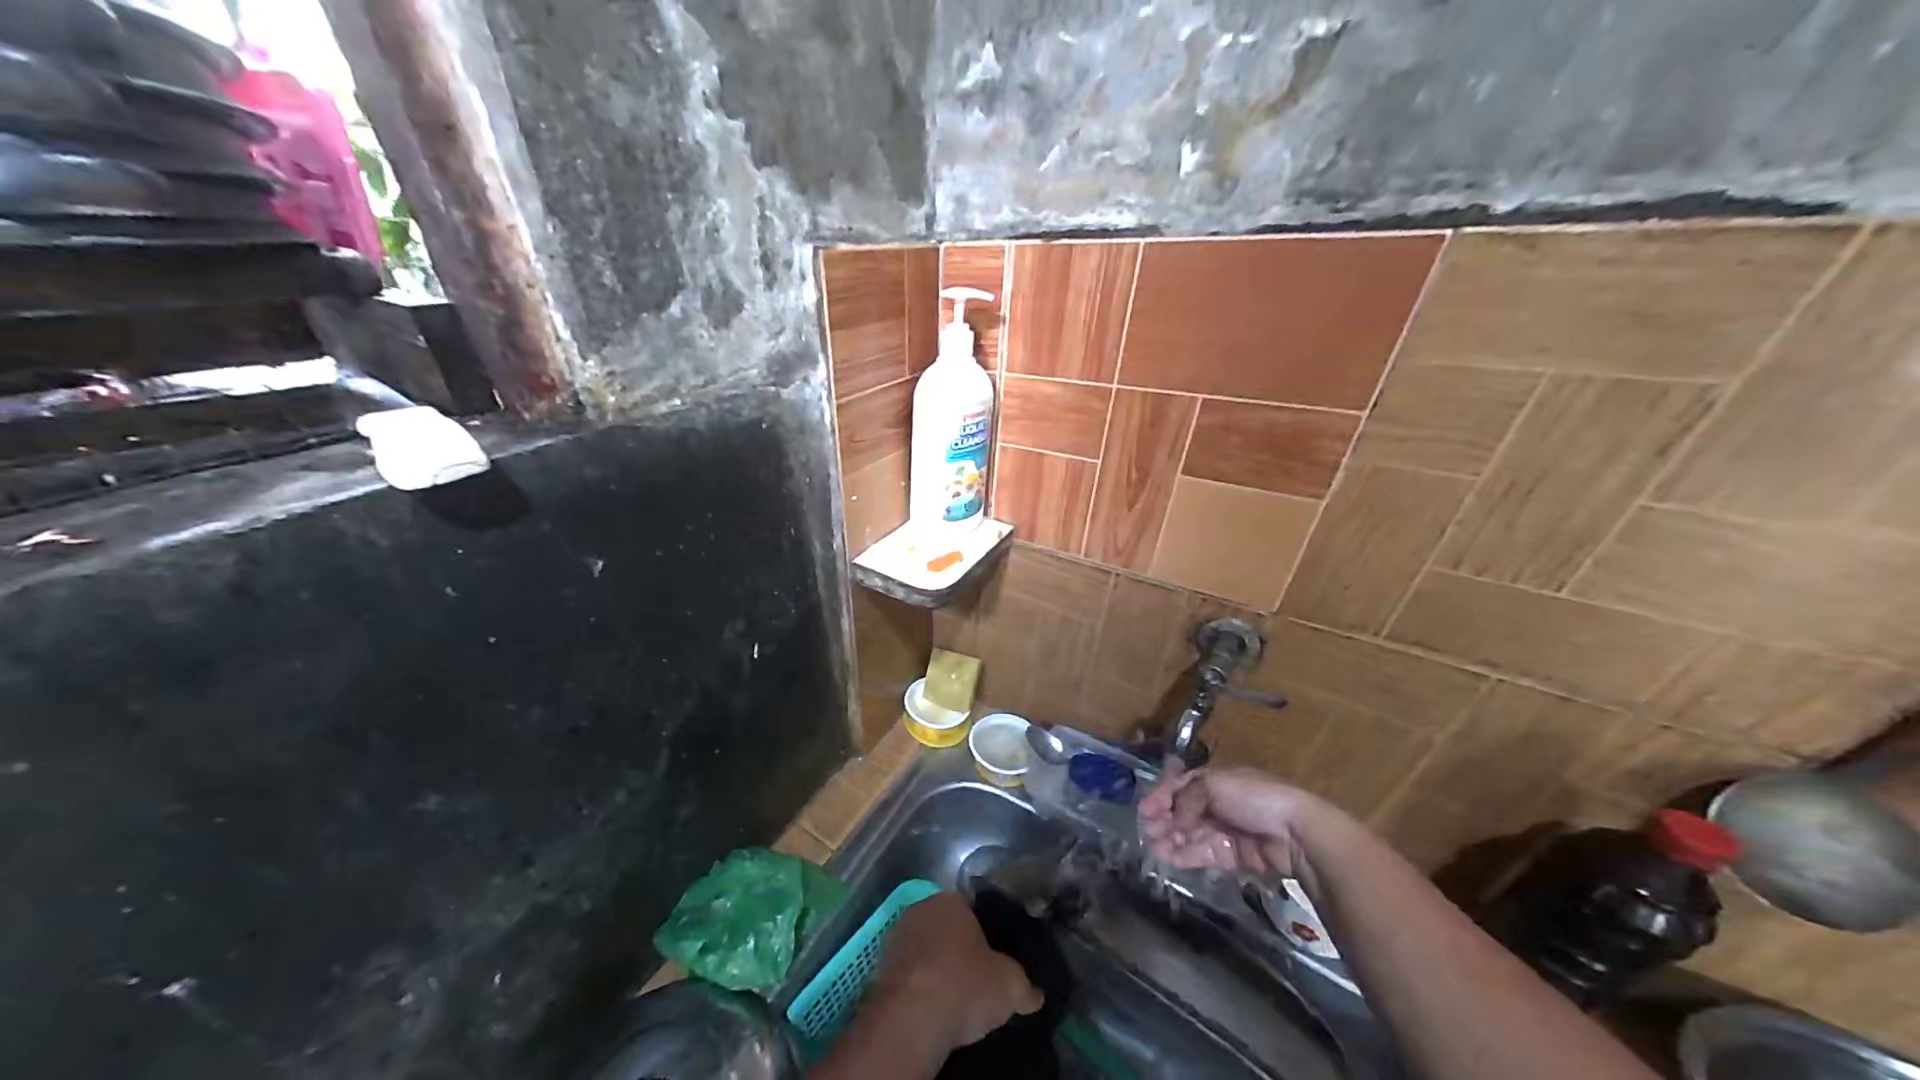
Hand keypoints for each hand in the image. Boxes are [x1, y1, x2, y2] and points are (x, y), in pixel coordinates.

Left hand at [867, 892, 1042, 1048]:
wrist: (910, 1018)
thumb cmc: (963, 985)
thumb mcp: (1010, 986)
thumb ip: (1025, 985)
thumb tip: (1034, 994)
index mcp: (951, 900)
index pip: (974, 907)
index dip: (987, 930)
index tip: (996, 955)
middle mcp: (921, 908)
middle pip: (947, 926)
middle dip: (960, 947)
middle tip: (979, 977)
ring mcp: (896, 937)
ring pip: (925, 948)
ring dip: (937, 966)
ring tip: (955, 997)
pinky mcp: (879, 967)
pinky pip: (909, 972)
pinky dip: (920, 985)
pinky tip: (933, 1007)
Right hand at [1138, 766, 1329, 875]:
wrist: (1295, 832)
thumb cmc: (1252, 797)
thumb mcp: (1213, 785)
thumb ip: (1186, 799)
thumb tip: (1174, 819)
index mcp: (1214, 779)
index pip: (1180, 786)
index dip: (1161, 797)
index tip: (1144, 811)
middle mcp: (1218, 802)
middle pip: (1183, 811)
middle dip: (1163, 820)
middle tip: (1146, 832)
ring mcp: (1226, 829)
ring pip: (1191, 833)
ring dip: (1170, 839)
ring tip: (1153, 847)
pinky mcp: (1233, 855)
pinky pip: (1204, 853)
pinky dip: (1185, 854)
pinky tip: (1168, 857)